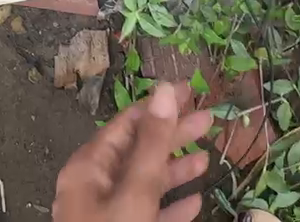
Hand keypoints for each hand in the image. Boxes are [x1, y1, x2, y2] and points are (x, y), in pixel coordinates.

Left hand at [52, 81, 213, 221]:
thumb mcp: (135, 194)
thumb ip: (153, 144)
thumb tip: (166, 90)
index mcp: (89, 169)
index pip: (129, 122)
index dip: (161, 105)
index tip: (193, 91)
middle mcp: (93, 189)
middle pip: (139, 150)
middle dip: (175, 135)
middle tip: (211, 120)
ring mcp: (104, 218)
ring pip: (145, 184)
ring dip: (176, 170)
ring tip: (208, 160)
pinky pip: (146, 215)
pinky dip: (170, 207)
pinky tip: (194, 204)